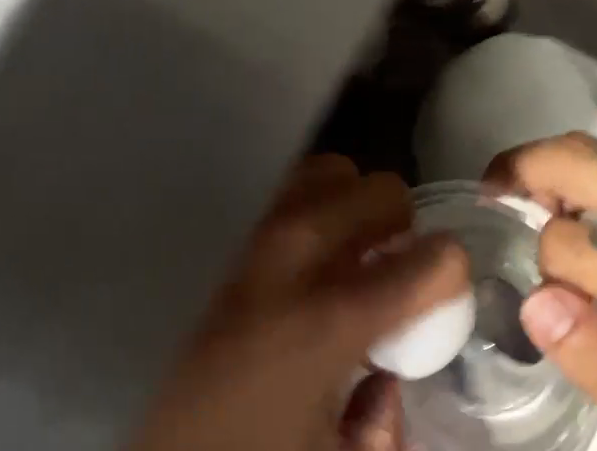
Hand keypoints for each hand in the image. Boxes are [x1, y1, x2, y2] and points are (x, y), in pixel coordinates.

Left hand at [130, 156, 470, 450]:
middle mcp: (290, 259)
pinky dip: (306, 203)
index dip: (452, 267)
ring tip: (346, 249)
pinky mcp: (216, 239)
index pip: (428, 260)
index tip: (446, 284)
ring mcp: (247, 238)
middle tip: (394, 260)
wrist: (145, 442)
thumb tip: (386, 381)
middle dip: (399, 220)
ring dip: (349, 202)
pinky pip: (278, 190)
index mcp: (329, 321)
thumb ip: (381, 426)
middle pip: (374, 190)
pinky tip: (298, 251)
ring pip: (324, 172)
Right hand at [487, 134, 596, 450]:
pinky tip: (548, 203)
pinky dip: (558, 168)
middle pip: (580, 160)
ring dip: (539, 169)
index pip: (577, 243)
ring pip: (586, 147)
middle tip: (499, 212)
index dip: (547, 269)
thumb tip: (536, 301)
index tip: (542, 298)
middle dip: (526, 179)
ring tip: (518, 206)